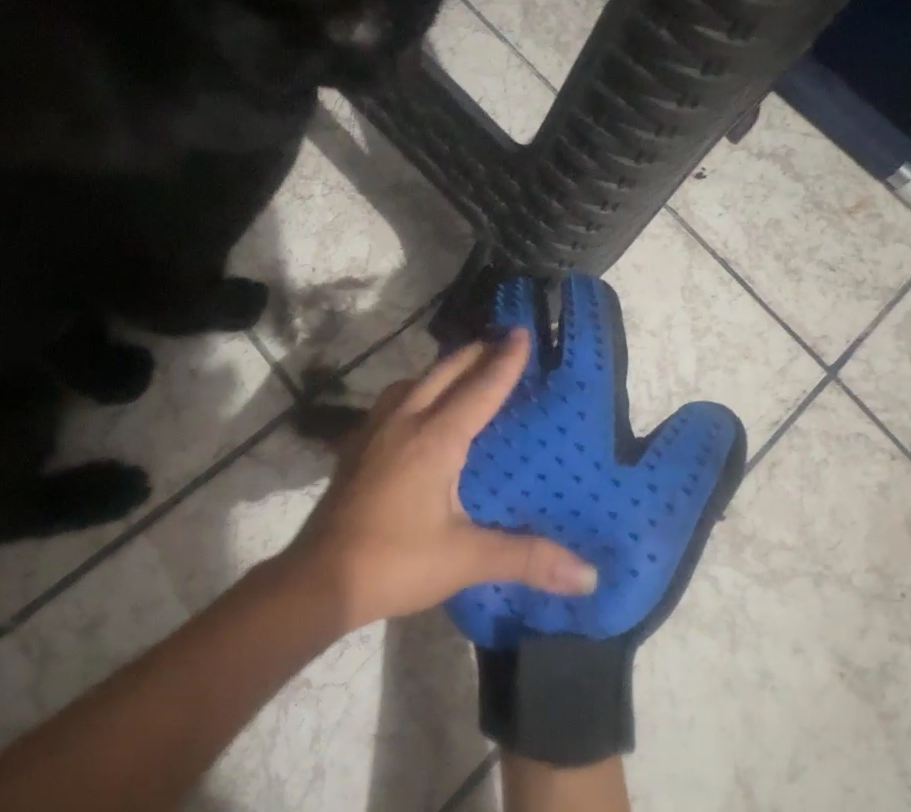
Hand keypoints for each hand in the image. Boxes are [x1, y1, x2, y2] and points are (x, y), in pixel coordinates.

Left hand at [287, 329, 598, 629]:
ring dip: (440, 372)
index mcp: (433, 439)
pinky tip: (417, 414)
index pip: (478, 390)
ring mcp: (373, 433)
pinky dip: (414, 394)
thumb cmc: (396, 562)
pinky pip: (391, 403)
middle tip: (501, 342)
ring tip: (462, 374)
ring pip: (411, 385)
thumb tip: (589, 576)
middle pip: (442, 375)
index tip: (522, 333)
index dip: (504, 363)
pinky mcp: (355, 449)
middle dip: (473, 355)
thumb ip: (527, 558)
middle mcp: (402, 423)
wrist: (321, 577)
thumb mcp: (466, 559)